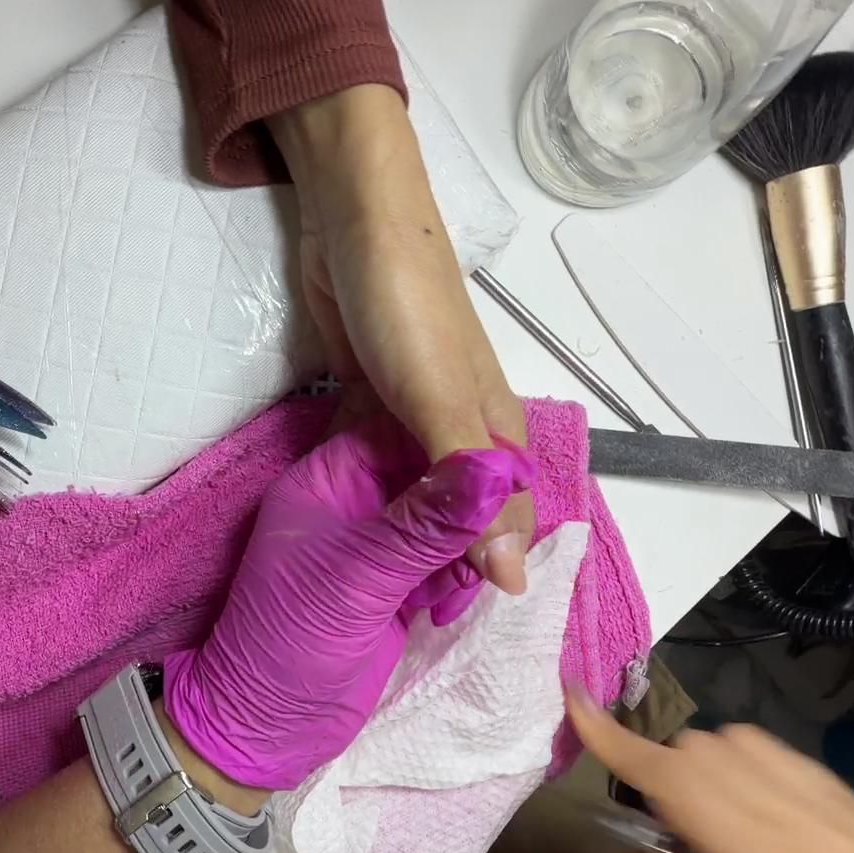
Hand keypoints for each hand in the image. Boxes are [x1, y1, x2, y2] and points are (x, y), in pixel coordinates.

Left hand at [164, 418, 525, 789]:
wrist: (275, 724)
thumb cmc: (297, 636)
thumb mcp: (364, 572)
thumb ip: (431, 521)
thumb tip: (498, 466)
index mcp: (332, 474)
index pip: (405, 433)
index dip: (457, 449)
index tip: (506, 476)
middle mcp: (357, 497)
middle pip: (434, 476)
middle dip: (467, 511)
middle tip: (487, 549)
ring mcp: (379, 540)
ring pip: (448, 520)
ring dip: (466, 549)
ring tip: (465, 585)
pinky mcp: (398, 579)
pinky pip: (446, 559)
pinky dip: (458, 577)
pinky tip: (449, 605)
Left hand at [268, 84, 535, 595]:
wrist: (356, 226)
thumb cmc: (406, 310)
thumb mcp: (440, 400)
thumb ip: (469, 484)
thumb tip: (511, 578)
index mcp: (495, 437)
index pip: (502, 530)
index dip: (476, 579)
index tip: (435, 626)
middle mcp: (461, 433)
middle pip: (457, 515)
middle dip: (433, 563)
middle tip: (390, 615)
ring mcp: (414, 416)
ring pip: (414, 491)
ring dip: (397, 530)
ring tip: (364, 584)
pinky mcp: (373, 401)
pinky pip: (375, 461)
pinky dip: (364, 490)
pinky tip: (342, 523)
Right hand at [567, 692, 853, 852]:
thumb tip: (642, 833)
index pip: (681, 783)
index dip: (621, 742)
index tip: (576, 702)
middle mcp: (828, 836)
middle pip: (705, 751)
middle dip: (665, 771)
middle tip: (666, 823)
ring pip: (737, 739)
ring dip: (703, 767)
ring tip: (712, 821)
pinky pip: (775, 749)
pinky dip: (742, 768)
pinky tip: (750, 815)